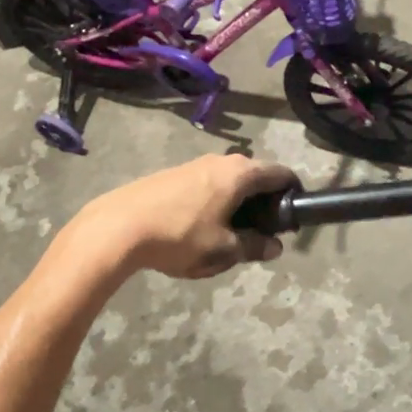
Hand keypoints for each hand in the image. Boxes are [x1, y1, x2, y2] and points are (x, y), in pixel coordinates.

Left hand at [71, 155, 297, 279]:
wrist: (118, 226)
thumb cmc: (180, 236)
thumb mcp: (223, 250)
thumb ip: (254, 246)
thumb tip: (276, 246)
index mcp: (240, 173)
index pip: (281, 173)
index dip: (293, 195)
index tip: (292, 220)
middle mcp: (221, 160)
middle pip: (256, 177)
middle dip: (264, 204)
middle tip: (259, 237)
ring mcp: (195, 164)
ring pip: (230, 182)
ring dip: (237, 205)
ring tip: (227, 238)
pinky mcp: (174, 174)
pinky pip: (208, 186)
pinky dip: (215, 203)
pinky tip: (199, 230)